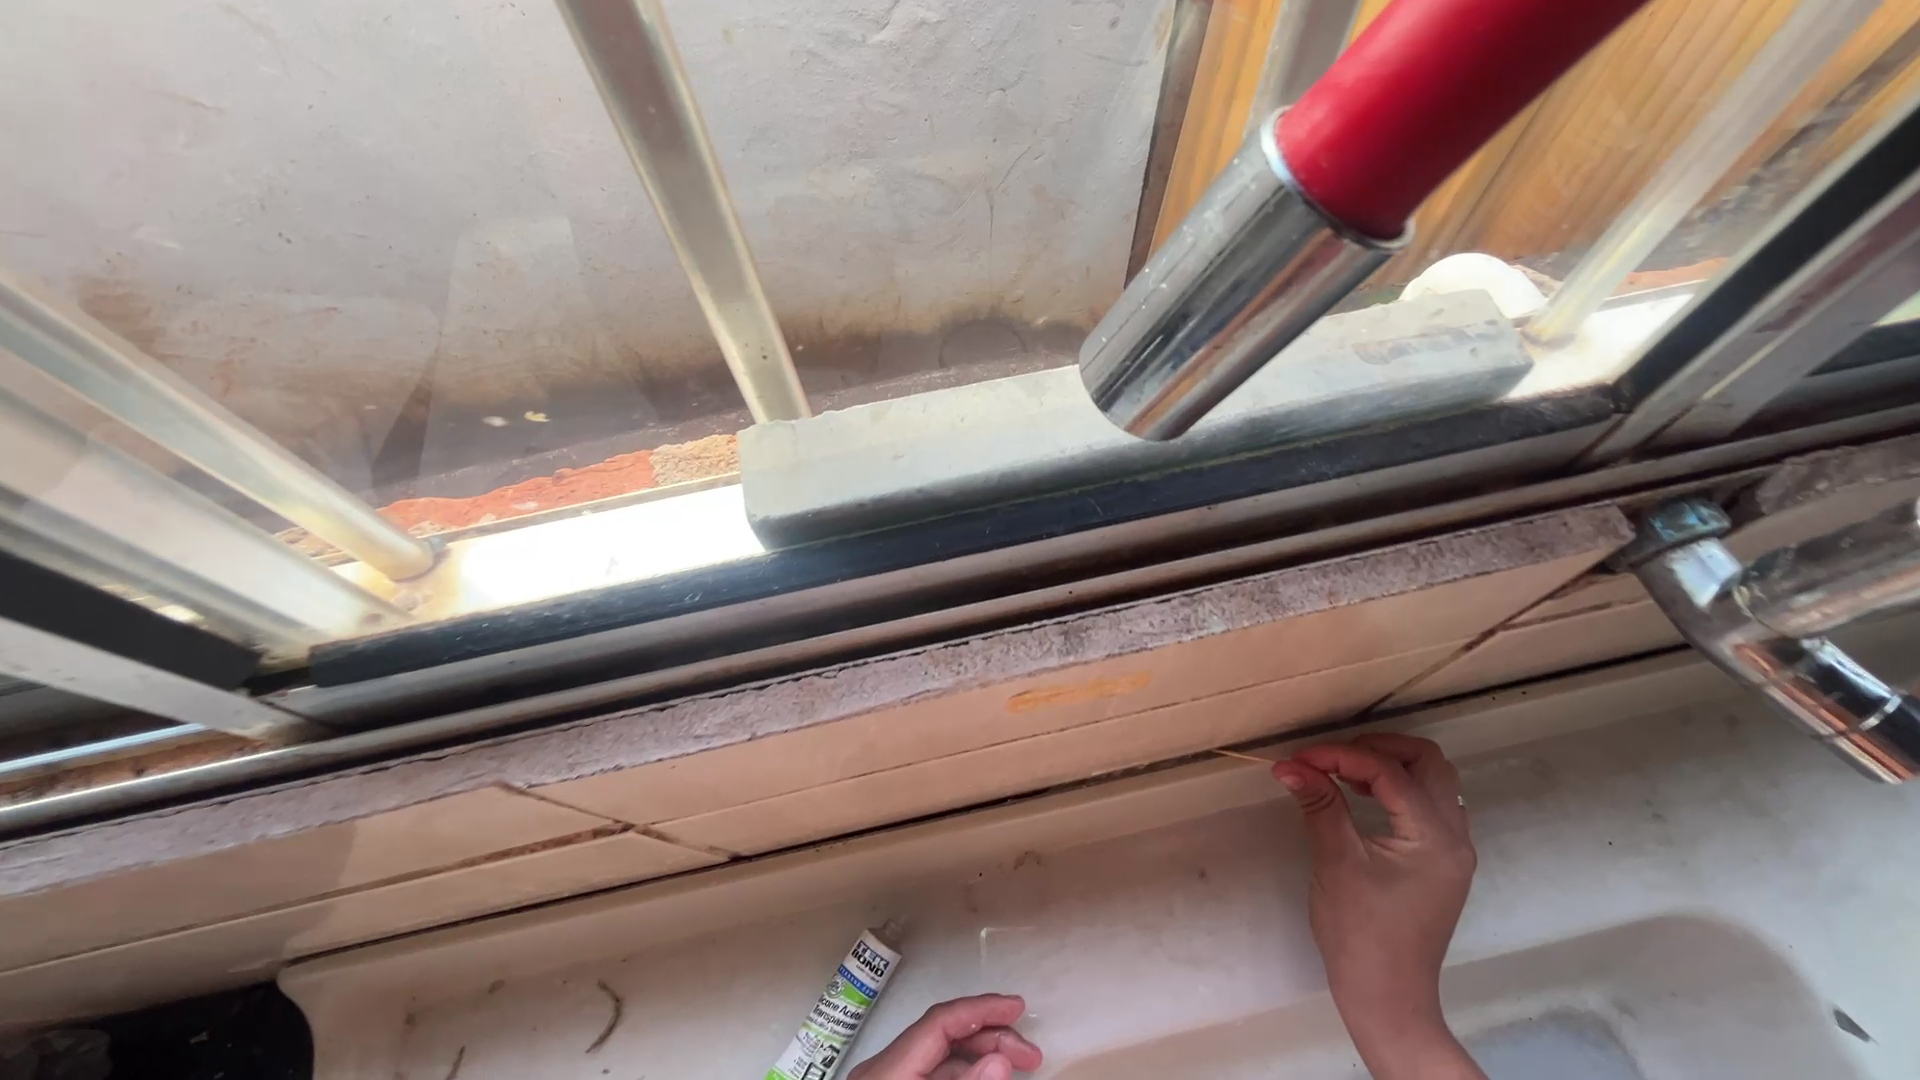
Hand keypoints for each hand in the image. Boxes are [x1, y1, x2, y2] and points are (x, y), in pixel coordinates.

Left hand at [847, 994, 1043, 1079]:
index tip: (1018, 1006)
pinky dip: (962, 1075)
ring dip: (980, 1058)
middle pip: (943, 1036)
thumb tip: (1001, 1059)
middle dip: (990, 1037)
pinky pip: (932, 1075)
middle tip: (1031, 1052)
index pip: (941, 1020)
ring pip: (940, 1059)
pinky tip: (986, 1078)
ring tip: (1017, 1066)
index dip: (981, 1008)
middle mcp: (885, 1068)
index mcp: (888, 1067)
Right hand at [1271, 734, 1484, 1079]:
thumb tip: (1289, 765)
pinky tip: (1362, 799)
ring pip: (1433, 781)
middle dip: (1377, 749)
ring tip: (1343, 774)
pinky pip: (1428, 805)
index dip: (1341, 756)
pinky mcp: (1440, 862)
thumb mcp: (1336, 862)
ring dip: (1390, 766)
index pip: (1389, 772)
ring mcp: (1452, 851)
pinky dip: (1397, 789)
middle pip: (1427, 762)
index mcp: (1435, 836)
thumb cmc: (1360, 931)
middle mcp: (1455, 837)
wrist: (1386, 996)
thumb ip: (1319, 805)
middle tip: (1331, 758)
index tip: (1299, 760)